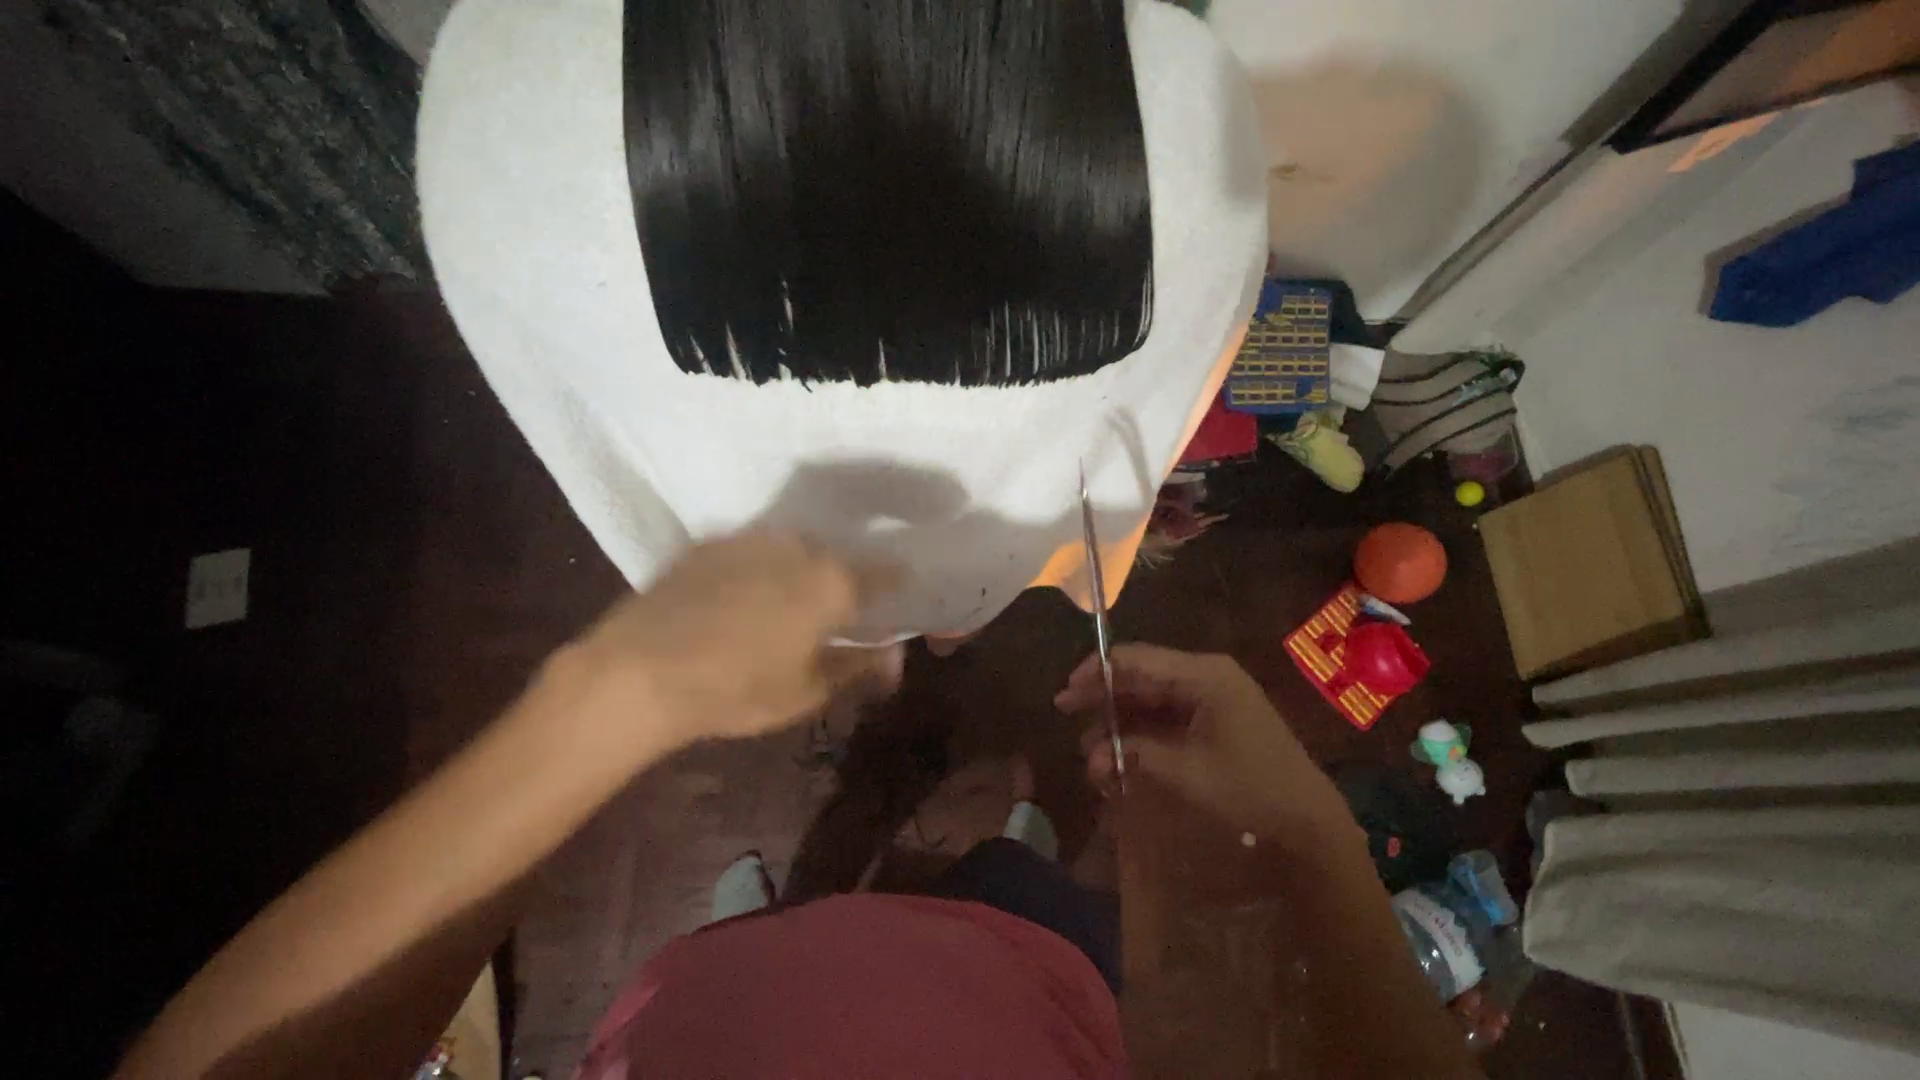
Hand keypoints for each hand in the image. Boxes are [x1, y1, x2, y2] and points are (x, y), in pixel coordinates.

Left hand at [568, 531, 901, 750]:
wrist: (638, 670)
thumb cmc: (737, 689)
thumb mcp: (807, 691)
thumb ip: (857, 667)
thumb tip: (893, 656)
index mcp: (833, 580)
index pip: (885, 573)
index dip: (897, 586)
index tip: (898, 599)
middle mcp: (798, 546)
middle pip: (835, 558)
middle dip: (840, 582)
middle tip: (832, 615)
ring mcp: (749, 538)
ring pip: (791, 551)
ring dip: (796, 573)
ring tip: (781, 607)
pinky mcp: (707, 544)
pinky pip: (749, 554)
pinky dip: (755, 572)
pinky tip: (736, 602)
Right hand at [1055, 644, 1349, 842]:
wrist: (1307, 819)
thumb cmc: (1248, 787)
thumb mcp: (1185, 770)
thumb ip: (1133, 753)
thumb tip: (1090, 754)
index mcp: (1203, 674)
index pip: (1136, 659)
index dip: (1096, 672)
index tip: (1065, 693)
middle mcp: (1207, 675)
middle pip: (1142, 674)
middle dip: (1103, 696)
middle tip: (1066, 713)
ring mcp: (1213, 696)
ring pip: (1152, 695)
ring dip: (1120, 718)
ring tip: (1091, 747)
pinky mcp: (1216, 719)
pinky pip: (1168, 714)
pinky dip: (1142, 729)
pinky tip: (1120, 750)